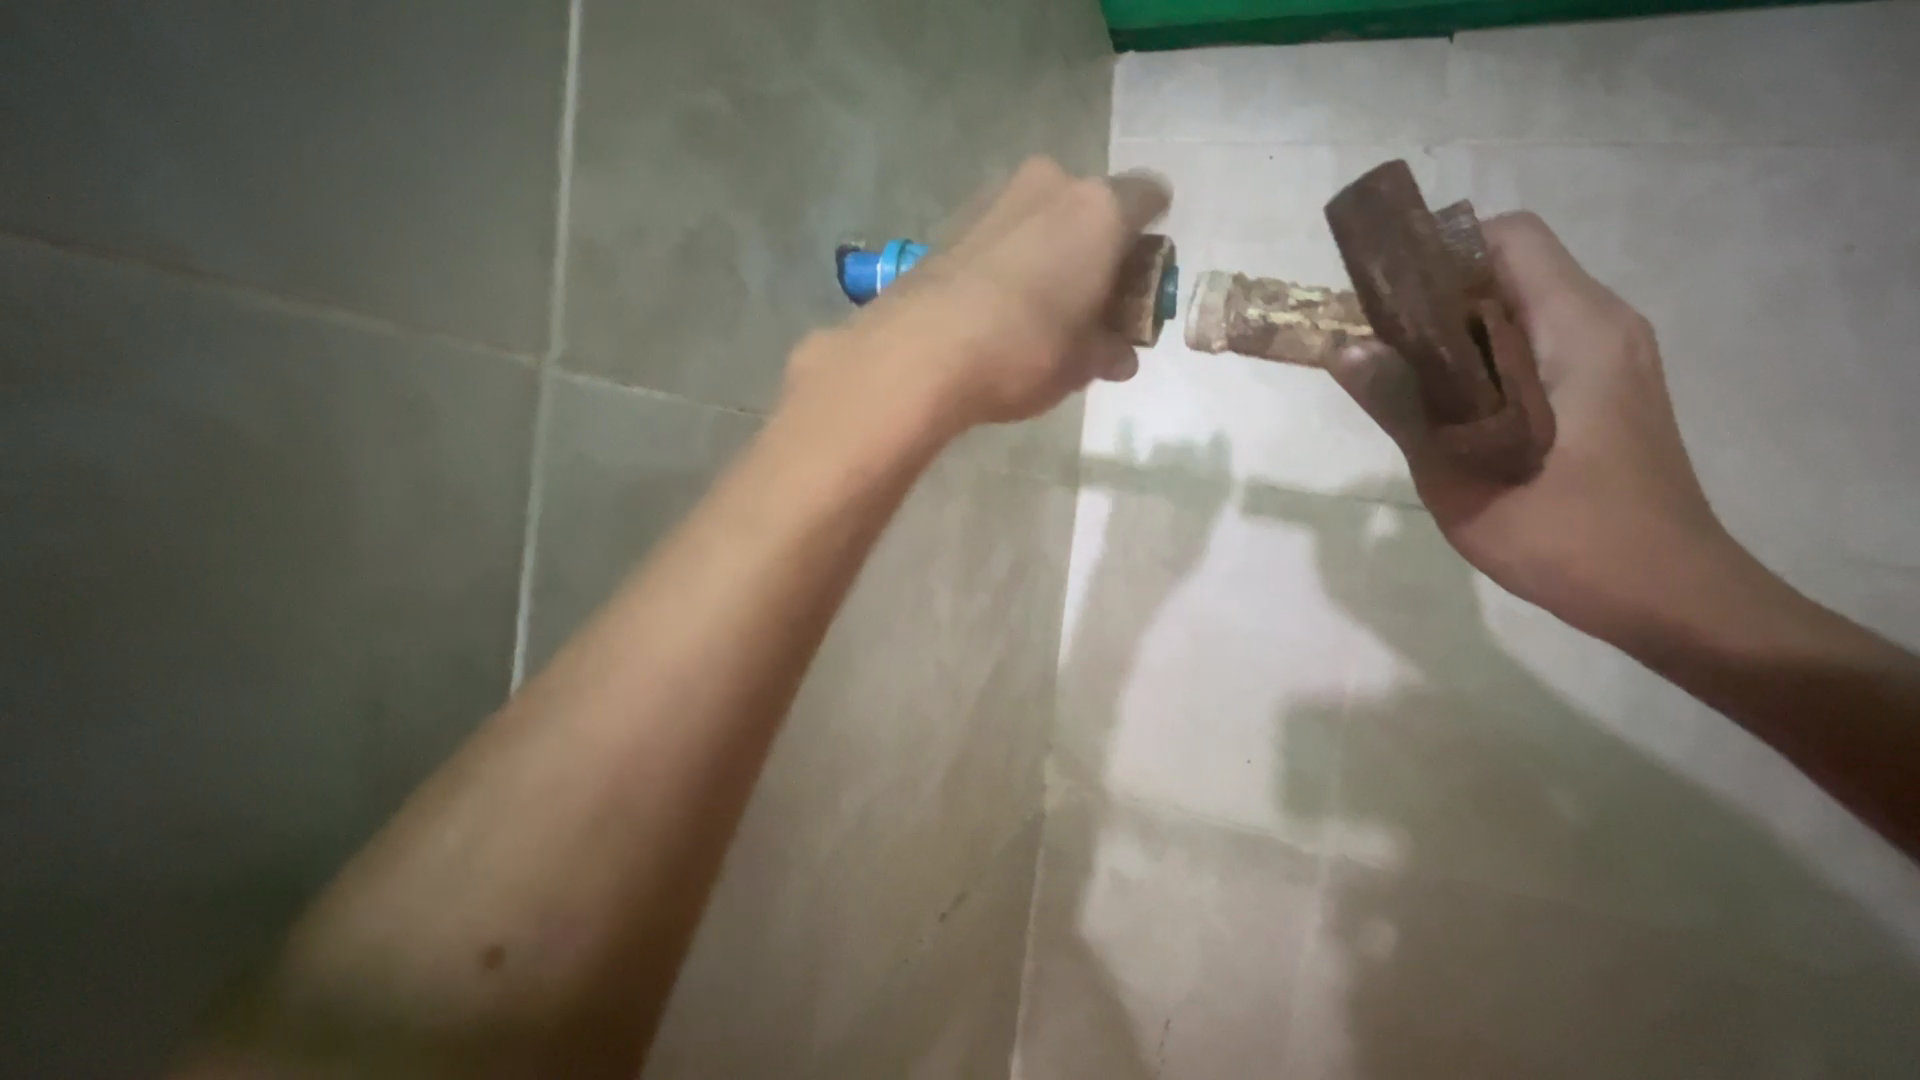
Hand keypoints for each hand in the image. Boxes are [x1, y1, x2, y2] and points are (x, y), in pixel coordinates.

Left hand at [785, 157, 1169, 436]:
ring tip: (1042, 311)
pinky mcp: (952, 222)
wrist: (920, 352)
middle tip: (1093, 304)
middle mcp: (1050, 185)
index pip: (1149, 197)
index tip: (1141, 279)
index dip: (1152, 238)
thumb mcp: (1083, 363)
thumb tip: (1120, 354)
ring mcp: (995, 198)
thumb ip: (1110, 350)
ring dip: (1052, 254)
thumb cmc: (1025, 350)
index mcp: (1098, 209)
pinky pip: (1003, 235)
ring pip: (1043, 219)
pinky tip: (1000, 308)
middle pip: (1092, 207)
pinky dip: (1012, 260)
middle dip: (1099, 250)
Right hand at [1330, 212, 1740, 638]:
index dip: (1436, 253)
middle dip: (1434, 296)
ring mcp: (1613, 355)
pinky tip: (1451, 408)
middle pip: (1508, 269)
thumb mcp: (1462, 479)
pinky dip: (1485, 358)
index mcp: (1579, 330)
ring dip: (1457, 331)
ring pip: (1519, 309)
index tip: (1381, 298)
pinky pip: (1535, 343)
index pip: (1506, 238)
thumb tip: (1342, 349)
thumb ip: (1403, 408)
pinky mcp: (1608, 386)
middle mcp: (1604, 324)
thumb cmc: (1570, 539)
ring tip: (1404, 379)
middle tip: (1376, 347)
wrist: (1672, 596)